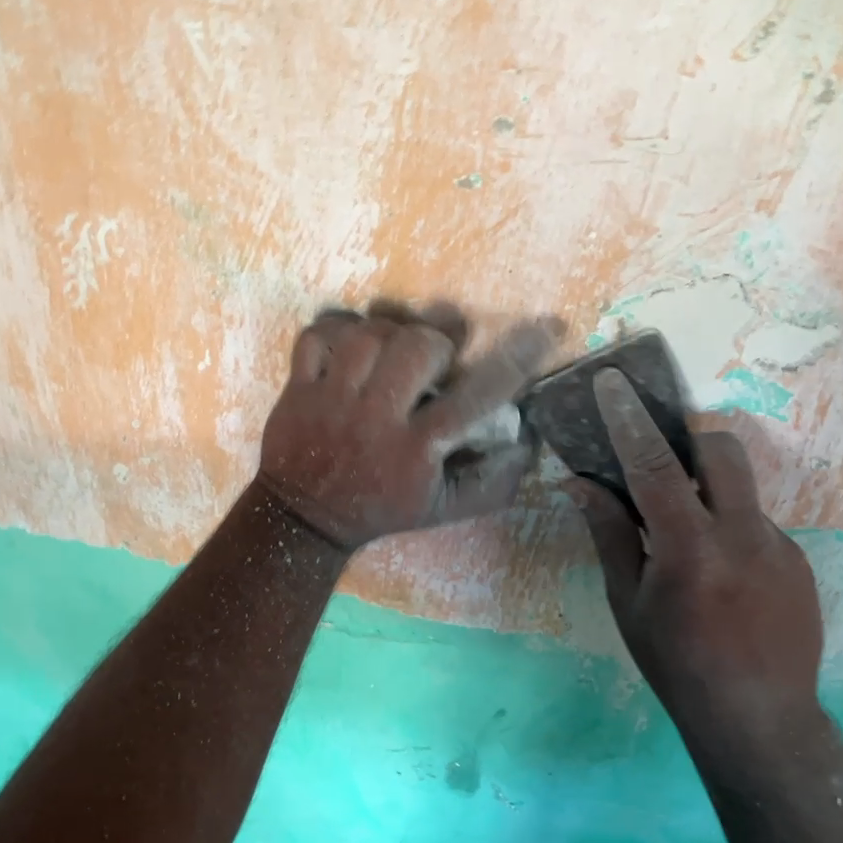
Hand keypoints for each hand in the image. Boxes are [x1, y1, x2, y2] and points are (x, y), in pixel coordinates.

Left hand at [256, 307, 558, 549]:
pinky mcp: (298, 386)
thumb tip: (528, 442)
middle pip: (414, 349)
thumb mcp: (443, 508)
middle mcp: (374, 418)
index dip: (514, 361)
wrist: (305, 516)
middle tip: (436, 355)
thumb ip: (490, 482)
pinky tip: (352, 342)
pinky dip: (337, 327)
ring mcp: (331, 398)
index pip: (474, 398)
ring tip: (395, 346)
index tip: (544, 330)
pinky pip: (317, 334)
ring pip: (367, 335)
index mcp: (415, 448)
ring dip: (390, 330)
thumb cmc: (382, 507)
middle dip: (436, 340)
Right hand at [565, 369, 823, 735]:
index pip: (656, 467)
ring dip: (710, 493)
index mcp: (691, 549)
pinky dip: (731, 529)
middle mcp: (743, 536)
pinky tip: (722, 576)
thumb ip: (610, 534)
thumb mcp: (627, 601)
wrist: (760, 720)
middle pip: (722, 451)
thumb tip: (579, 482)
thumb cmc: (676, 663)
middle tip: (665, 469)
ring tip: (690, 541)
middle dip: (691, 442)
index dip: (631, 421)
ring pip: (742, 488)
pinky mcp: (799, 561)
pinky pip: (757, 523)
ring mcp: (780, 547)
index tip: (614, 383)